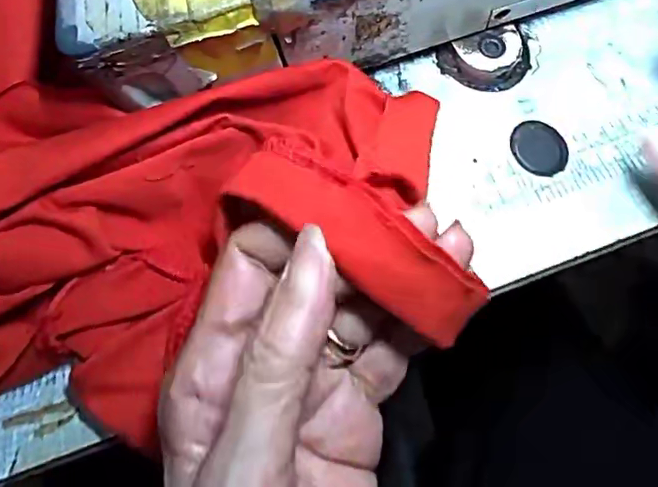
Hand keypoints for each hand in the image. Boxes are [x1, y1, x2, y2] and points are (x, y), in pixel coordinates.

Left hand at [160, 207, 473, 486]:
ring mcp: (311, 382)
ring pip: (357, 308)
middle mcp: (261, 357)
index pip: (251, 262)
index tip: (345, 204)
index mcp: (214, 359)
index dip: (295, 226)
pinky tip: (444, 291)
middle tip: (411, 213)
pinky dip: (418, 321)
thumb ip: (276, 351)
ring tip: (443, 237)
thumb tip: (312, 247)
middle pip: (311, 276)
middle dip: (362, 240)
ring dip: (401, 271)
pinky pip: (388, 353)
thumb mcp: (246, 453)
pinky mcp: (354, 412)